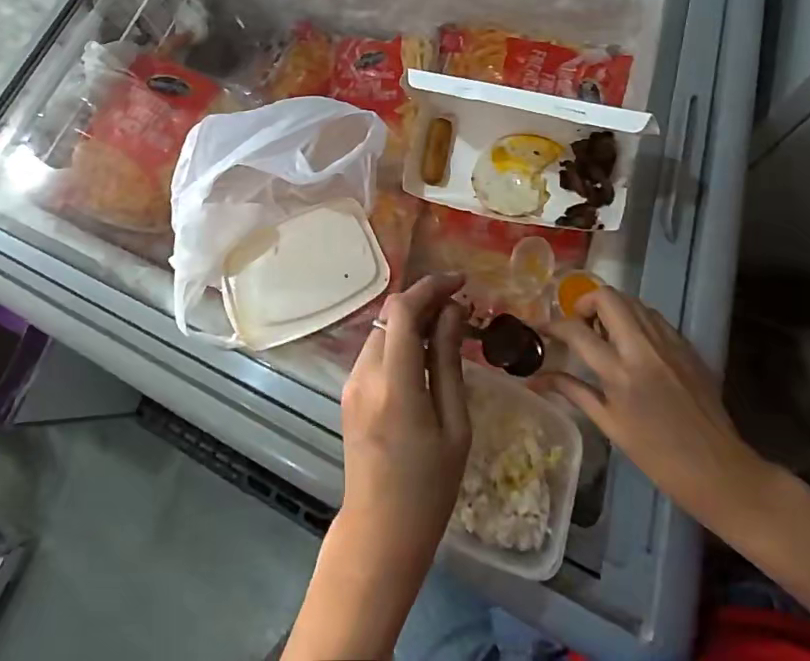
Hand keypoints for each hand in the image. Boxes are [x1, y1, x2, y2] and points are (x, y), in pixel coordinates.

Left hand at [338, 273, 470, 556]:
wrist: (381, 526)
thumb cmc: (430, 485)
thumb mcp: (454, 425)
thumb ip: (447, 363)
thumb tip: (452, 314)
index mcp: (393, 382)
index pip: (401, 311)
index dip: (430, 287)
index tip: (460, 282)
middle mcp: (363, 373)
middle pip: (387, 317)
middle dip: (423, 303)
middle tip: (461, 310)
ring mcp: (350, 383)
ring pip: (379, 333)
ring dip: (410, 323)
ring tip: (447, 333)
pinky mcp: (348, 393)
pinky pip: (373, 354)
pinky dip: (397, 344)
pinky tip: (423, 358)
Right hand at [531, 288, 774, 529]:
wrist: (722, 471)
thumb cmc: (657, 455)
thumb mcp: (607, 423)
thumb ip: (571, 390)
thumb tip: (533, 379)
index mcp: (620, 372)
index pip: (576, 330)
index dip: (551, 325)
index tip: (539, 329)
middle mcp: (645, 349)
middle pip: (608, 298)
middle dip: (584, 304)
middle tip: (577, 326)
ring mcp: (671, 346)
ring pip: (634, 302)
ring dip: (611, 309)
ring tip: (602, 334)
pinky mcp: (689, 349)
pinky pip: (655, 318)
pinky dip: (635, 320)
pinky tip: (631, 345)